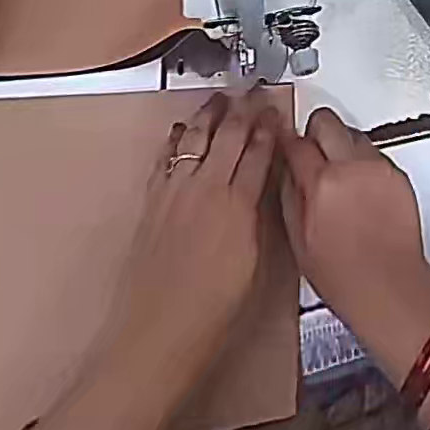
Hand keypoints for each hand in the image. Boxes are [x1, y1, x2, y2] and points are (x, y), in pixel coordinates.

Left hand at [33, 91, 280, 429]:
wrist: (155, 336)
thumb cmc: (208, 313)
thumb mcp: (253, 265)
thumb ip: (258, 219)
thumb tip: (261, 191)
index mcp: (237, 207)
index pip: (259, 153)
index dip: (270, 129)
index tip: (276, 114)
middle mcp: (206, 190)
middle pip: (230, 135)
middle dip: (245, 109)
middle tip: (254, 93)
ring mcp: (176, 192)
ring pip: (196, 137)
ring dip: (210, 114)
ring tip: (220, 99)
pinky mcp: (154, 201)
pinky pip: (167, 156)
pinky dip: (177, 137)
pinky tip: (182, 128)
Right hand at [276, 108, 429, 377]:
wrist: (391, 289)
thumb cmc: (346, 277)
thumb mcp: (299, 241)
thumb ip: (289, 195)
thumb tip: (285, 170)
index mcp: (322, 183)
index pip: (297, 142)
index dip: (288, 143)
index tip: (286, 146)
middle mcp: (352, 167)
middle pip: (326, 120)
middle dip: (315, 132)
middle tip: (312, 151)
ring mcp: (378, 168)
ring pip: (352, 133)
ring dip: (341, 147)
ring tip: (338, 177)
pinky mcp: (397, 174)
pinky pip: (374, 153)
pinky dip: (363, 164)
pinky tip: (359, 190)